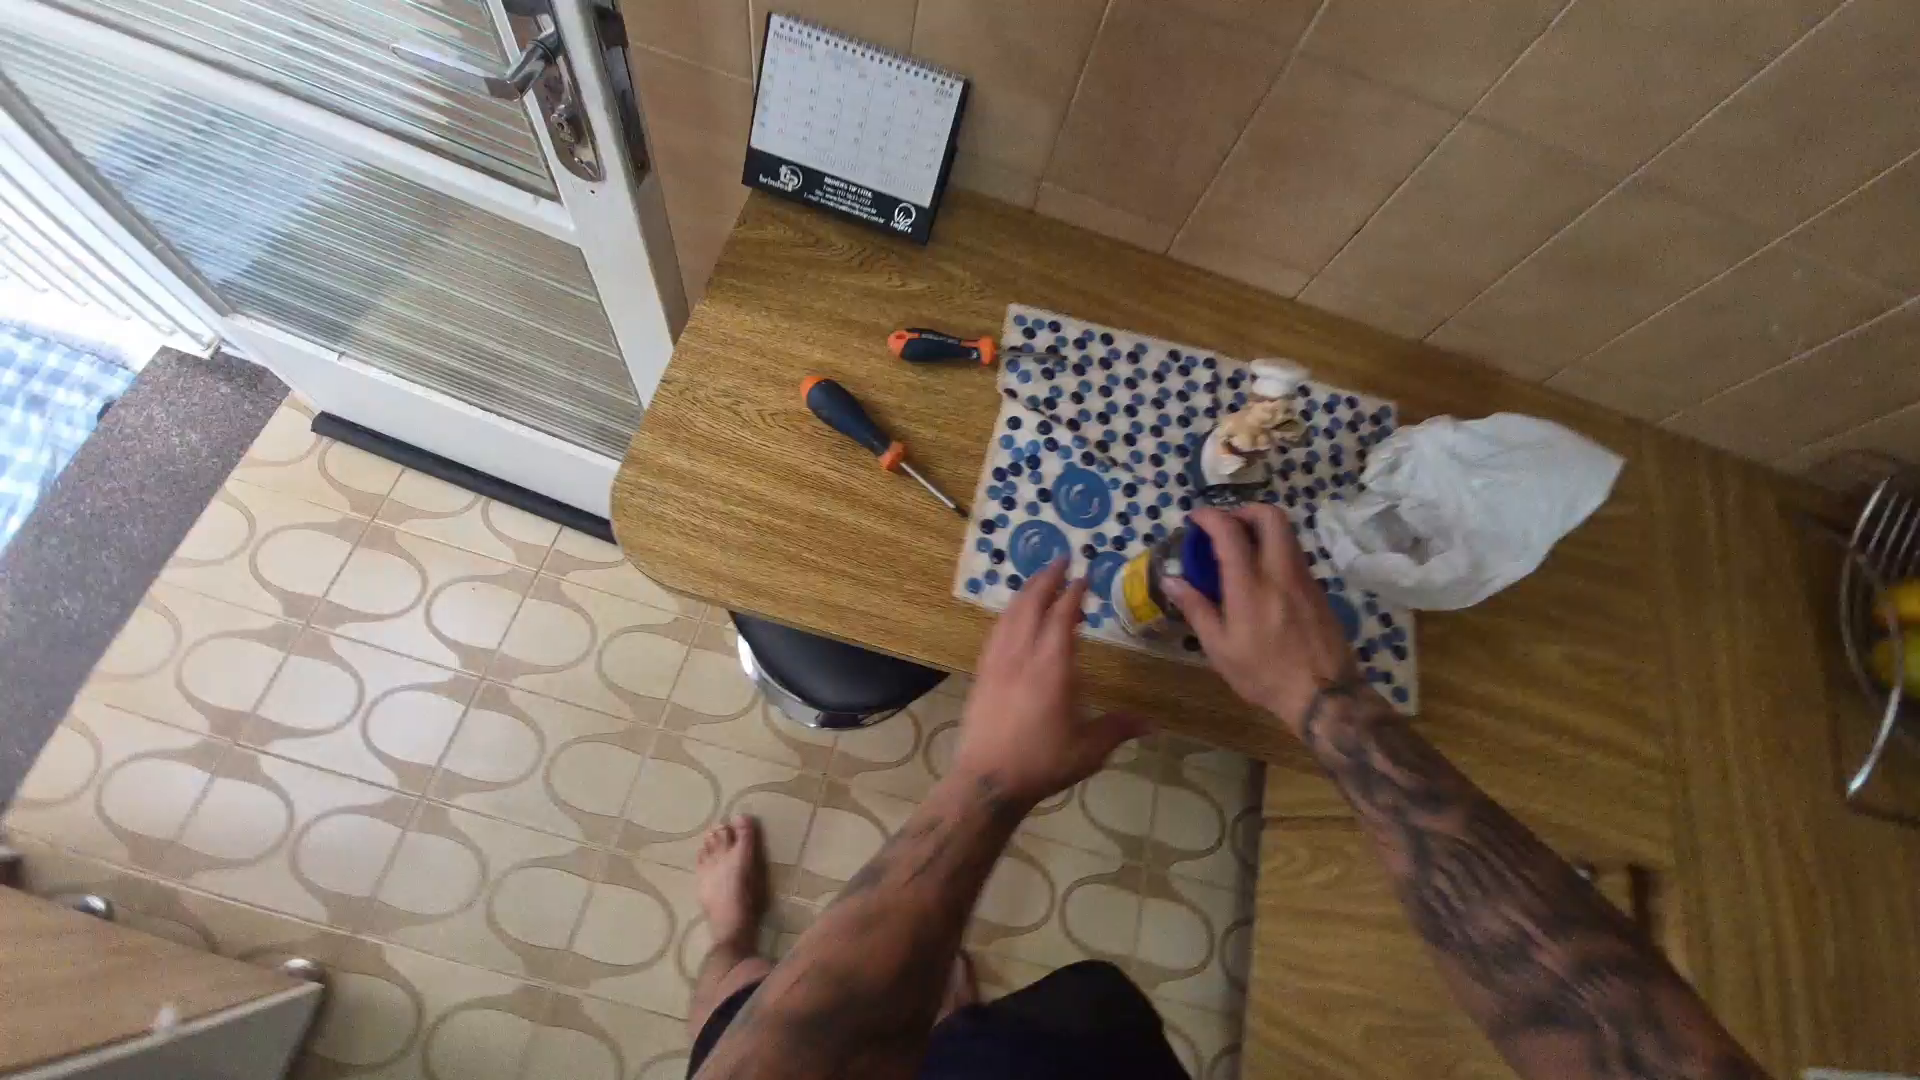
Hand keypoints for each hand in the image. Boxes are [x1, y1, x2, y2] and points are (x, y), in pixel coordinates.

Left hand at [954, 559, 1150, 807]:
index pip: (1062, 617)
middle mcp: (1021, 655)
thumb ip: (1118, 728)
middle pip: (1031, 604)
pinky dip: (1008, 614)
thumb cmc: (1041, 763)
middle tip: (1061, 560)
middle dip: (1047, 578)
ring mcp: (997, 662)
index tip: (1085, 576)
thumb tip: (1151, 724)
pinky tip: (1013, 616)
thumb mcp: (1088, 749)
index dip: (1074, 593)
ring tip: (1040, 580)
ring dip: (1026, 591)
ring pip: (1009, 614)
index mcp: (1051, 668)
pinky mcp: (982, 672)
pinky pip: (996, 631)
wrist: (986, 780)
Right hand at [1164, 505, 1359, 735]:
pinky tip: (1260, 577)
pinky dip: (1273, 550)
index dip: (1210, 516)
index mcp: (1250, 586)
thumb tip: (1171, 580)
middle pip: (1270, 516)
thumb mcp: (1219, 647)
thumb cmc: (1263, 674)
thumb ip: (1196, 608)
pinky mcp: (1317, 589)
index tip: (1194, 519)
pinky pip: (1294, 554)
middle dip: (1244, 510)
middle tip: (1224, 527)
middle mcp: (1280, 572)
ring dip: (1260, 529)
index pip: (1230, 531)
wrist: (1325, 695)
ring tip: (1239, 550)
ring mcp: (1304, 578)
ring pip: (1287, 532)